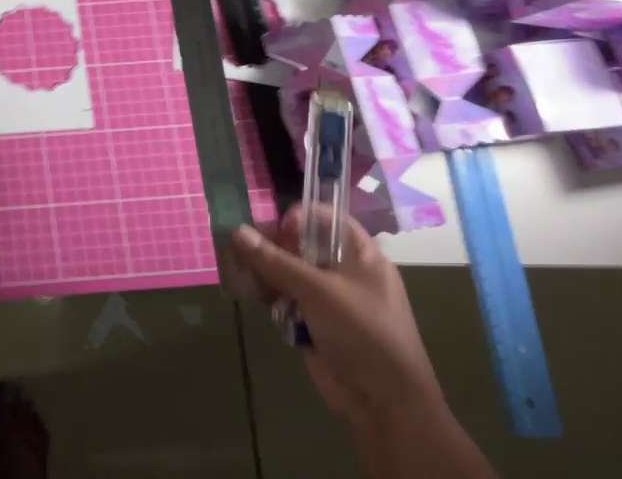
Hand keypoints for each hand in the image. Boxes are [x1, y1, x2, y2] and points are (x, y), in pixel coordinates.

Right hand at [232, 206, 444, 431]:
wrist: (384, 404)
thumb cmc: (364, 334)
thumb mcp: (320, 291)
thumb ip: (277, 261)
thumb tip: (237, 230)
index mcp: (362, 256)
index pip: (327, 219)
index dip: (299, 217)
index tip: (276, 230)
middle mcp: (344, 272)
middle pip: (301, 244)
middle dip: (272, 244)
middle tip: (244, 247)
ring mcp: (328, 299)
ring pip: (288, 272)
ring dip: (265, 271)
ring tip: (241, 270)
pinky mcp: (312, 322)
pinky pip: (284, 298)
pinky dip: (269, 296)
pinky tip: (253, 295)